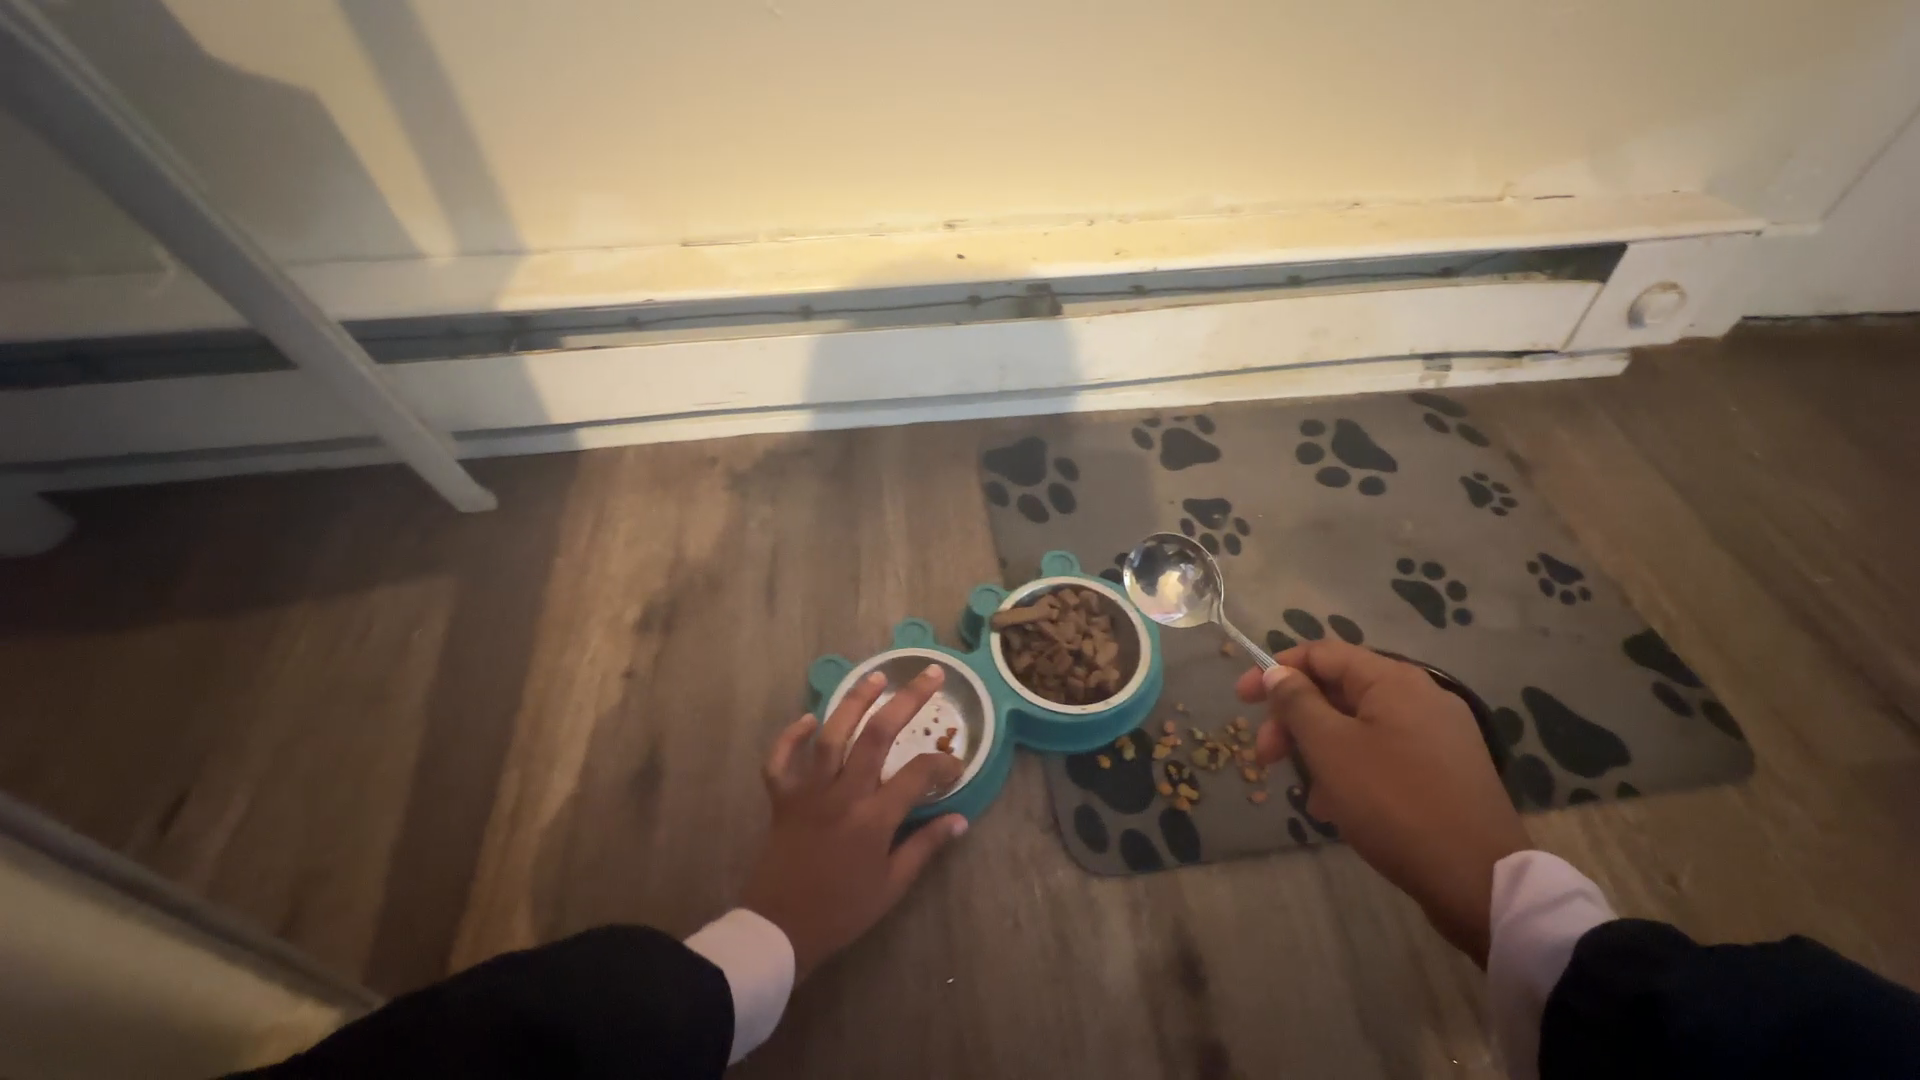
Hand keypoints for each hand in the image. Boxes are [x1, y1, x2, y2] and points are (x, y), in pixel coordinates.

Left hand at [742, 664, 968, 979]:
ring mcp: (808, 792)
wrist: (778, 930)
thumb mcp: (892, 886)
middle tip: (929, 675)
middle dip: (907, 701)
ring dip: (855, 701)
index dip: (943, 763)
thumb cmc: (841, 911)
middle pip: (877, 735)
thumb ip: (925, 847)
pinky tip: (810, 719)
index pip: (918, 775)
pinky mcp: (781, 798)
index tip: (956, 764)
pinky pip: (781, 759)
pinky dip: (792, 736)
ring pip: (832, 734)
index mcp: (874, 819)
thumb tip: (960, 820)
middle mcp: (843, 795)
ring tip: (876, 676)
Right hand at [1236, 641, 1527, 965]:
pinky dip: (1351, 769)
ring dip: (1319, 749)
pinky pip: (1383, 754)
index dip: (1276, 671)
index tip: (1241, 699)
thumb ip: (1297, 702)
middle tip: (1264, 757)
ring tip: (1303, 792)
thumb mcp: (1330, 748)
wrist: (1478, 879)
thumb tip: (1277, 672)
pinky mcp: (1445, 771)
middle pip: (1338, 690)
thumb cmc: (1393, 802)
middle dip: (1294, 719)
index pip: (1321, 653)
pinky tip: (1335, 807)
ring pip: (1358, 726)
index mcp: (1393, 681)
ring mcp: (1438, 735)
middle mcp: (1420, 696)